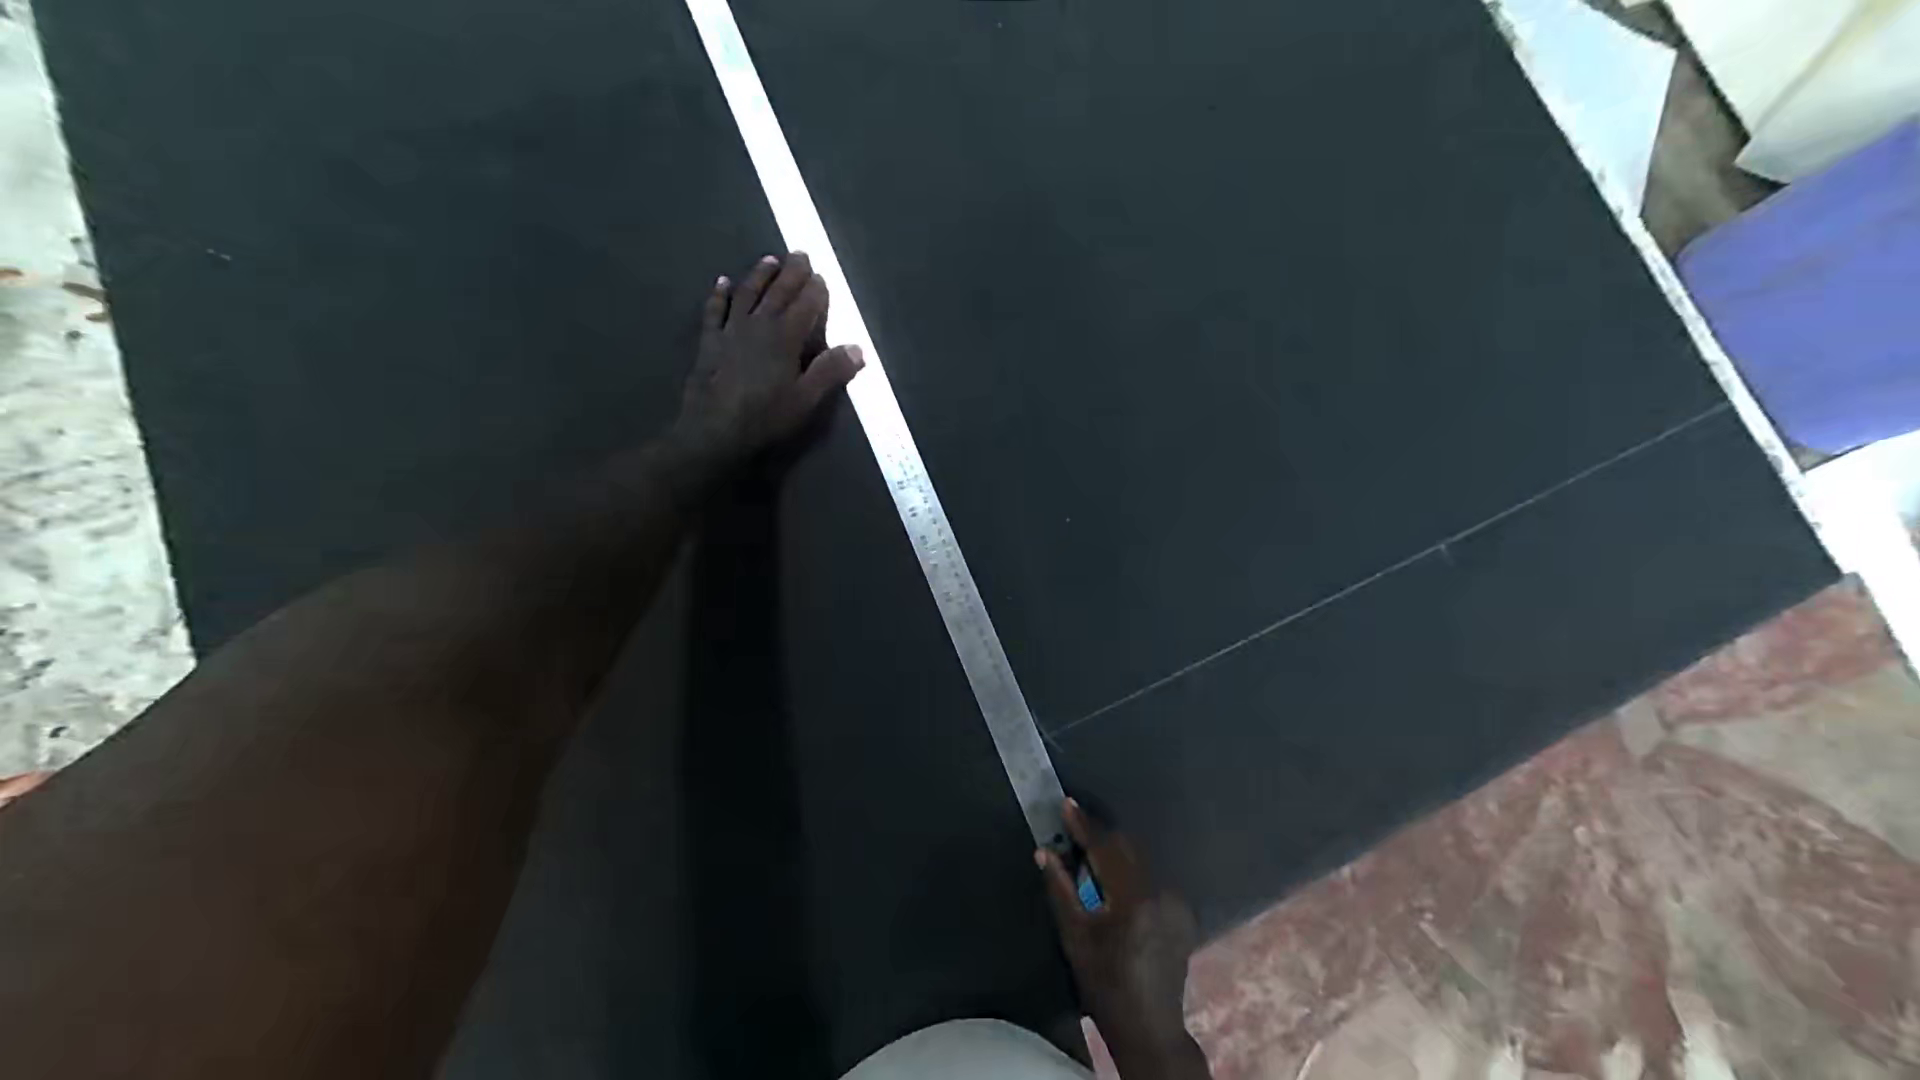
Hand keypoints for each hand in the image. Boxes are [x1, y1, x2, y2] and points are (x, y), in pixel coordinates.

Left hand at [673, 251, 864, 463]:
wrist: (715, 430)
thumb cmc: (766, 417)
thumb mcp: (806, 399)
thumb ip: (831, 371)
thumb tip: (858, 348)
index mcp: (785, 337)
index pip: (805, 306)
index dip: (816, 290)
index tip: (822, 276)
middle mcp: (758, 325)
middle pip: (778, 292)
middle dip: (791, 273)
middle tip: (800, 253)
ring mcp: (730, 331)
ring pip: (747, 294)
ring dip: (759, 275)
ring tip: (769, 260)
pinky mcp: (710, 342)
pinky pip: (714, 310)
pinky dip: (719, 294)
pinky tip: (722, 282)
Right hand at [1038, 800, 1209, 1079]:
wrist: (1149, 1029)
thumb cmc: (1105, 985)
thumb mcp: (1075, 938)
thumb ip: (1060, 889)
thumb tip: (1044, 851)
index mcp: (1133, 900)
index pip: (1105, 849)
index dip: (1083, 825)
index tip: (1067, 803)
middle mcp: (1160, 893)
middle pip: (1126, 847)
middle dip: (1099, 833)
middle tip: (1074, 823)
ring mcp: (1176, 902)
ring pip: (1141, 859)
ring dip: (1115, 849)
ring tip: (1090, 848)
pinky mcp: (1182, 911)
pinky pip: (1152, 875)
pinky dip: (1131, 868)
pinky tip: (1115, 876)